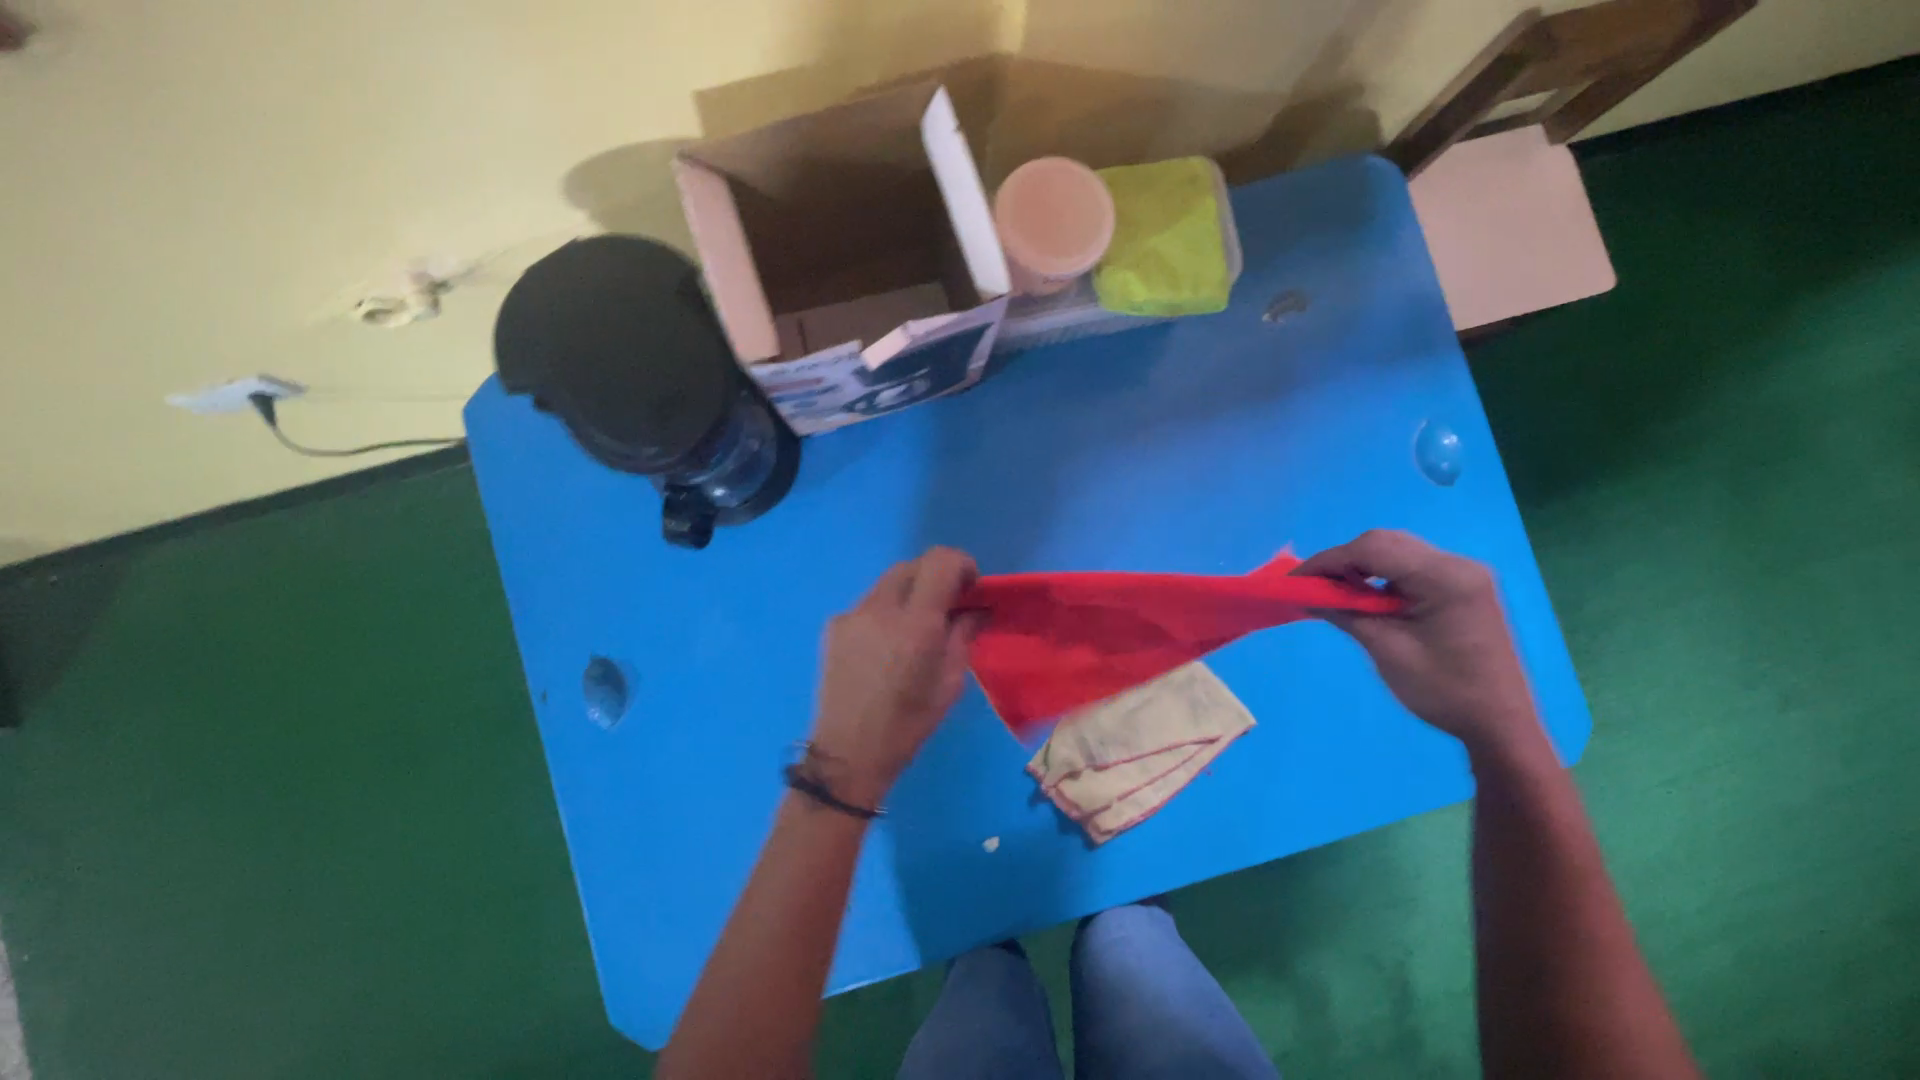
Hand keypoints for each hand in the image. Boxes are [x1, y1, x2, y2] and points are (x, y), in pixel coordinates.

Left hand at [809, 547, 985, 806]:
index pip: (940, 561)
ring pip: (889, 583)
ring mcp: (852, 615)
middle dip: (935, 576)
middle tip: (950, 606)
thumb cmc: (909, 724)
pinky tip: (888, 646)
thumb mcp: (951, 683)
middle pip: (912, 566)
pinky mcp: (834, 626)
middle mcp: (880, 608)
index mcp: (915, 623)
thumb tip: (976, 609)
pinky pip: (869, 604)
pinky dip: (886, 611)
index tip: (972, 587)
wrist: (848, 753)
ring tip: (917, 629)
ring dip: (910, 593)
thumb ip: (964, 636)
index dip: (962, 564)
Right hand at [1296, 530, 1545, 756]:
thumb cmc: (1444, 691)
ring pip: (1397, 551)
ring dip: (1361, 566)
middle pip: (1385, 543)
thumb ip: (1346, 612)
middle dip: (1343, 560)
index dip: (1327, 560)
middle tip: (1311, 586)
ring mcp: (1463, 574)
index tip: (1293, 580)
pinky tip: (1365, 597)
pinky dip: (1381, 576)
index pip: (1373, 549)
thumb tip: (1306, 594)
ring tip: (1333, 592)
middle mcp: (1457, 564)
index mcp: (1445, 576)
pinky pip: (1412, 567)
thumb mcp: (1387, 650)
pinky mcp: (1462, 586)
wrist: (1500, 724)